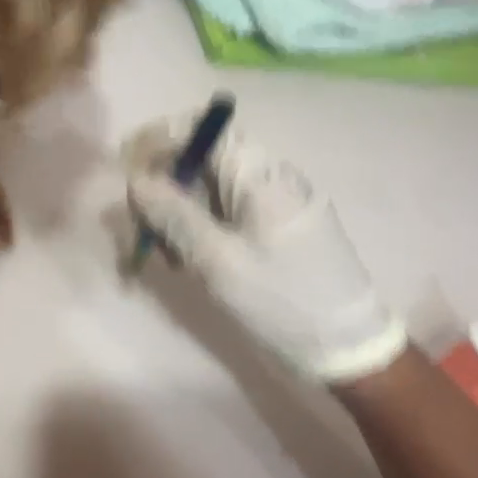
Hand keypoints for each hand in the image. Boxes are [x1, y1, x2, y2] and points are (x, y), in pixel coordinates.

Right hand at [123, 112, 405, 381]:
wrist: (348, 348)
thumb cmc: (282, 300)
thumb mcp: (218, 260)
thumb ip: (173, 215)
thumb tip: (136, 180)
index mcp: (261, 176)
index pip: (202, 130)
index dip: (159, 140)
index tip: (129, 170)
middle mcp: (269, 177)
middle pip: (200, 158)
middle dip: (163, 186)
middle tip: (143, 226)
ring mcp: (274, 202)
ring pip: (207, 187)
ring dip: (177, 212)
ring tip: (167, 253)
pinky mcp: (275, 225)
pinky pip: (224, 210)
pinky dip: (198, 227)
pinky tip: (189, 259)